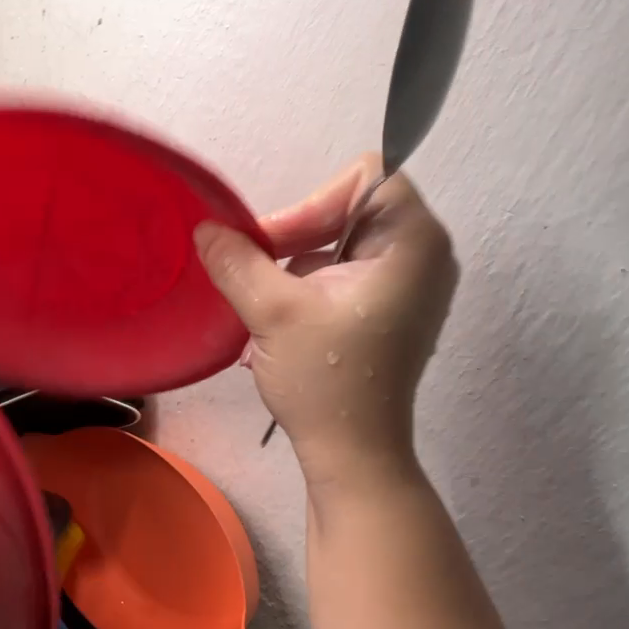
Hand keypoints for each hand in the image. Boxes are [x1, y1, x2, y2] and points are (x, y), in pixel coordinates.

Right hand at [195, 154, 458, 487]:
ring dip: (294, 268)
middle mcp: (423, 254)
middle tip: (255, 275)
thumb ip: (238, 263)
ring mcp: (410, 286)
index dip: (310, 204)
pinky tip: (280, 325)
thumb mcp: (273, 315)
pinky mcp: (392, 312)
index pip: (365, 177)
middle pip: (352, 209)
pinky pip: (346, 275)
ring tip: (265, 308)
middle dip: (295, 238)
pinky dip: (308, 289)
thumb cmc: (325, 381)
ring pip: (343, 245)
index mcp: (413, 241)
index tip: (273, 248)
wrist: (353, 451)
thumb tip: (205, 229)